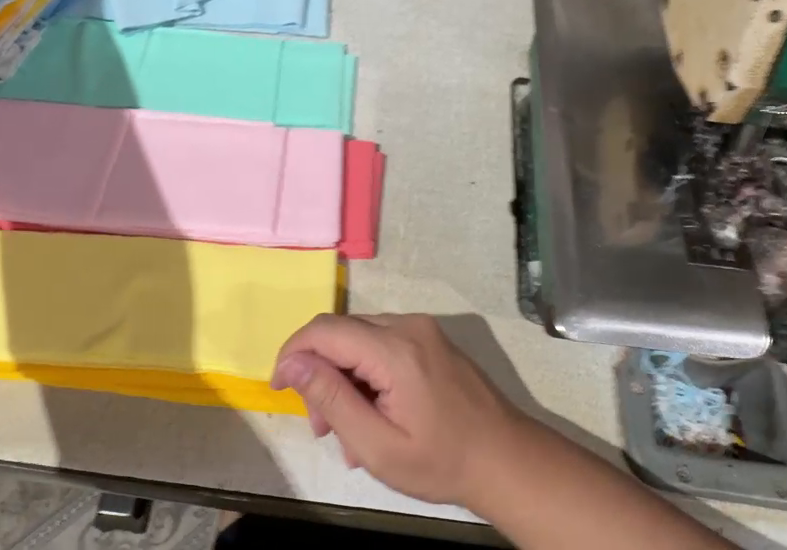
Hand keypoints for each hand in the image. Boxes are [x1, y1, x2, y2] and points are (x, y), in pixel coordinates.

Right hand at [271, 314, 535, 507]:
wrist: (507, 460)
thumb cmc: (441, 462)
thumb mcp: (377, 445)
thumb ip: (332, 399)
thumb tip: (291, 363)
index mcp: (395, 349)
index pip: (324, 330)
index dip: (292, 354)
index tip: (279, 391)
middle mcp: (407, 325)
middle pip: (340, 332)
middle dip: (319, 374)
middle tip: (321, 428)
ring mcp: (422, 329)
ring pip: (358, 338)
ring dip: (342, 377)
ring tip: (348, 433)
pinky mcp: (429, 339)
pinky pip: (381, 344)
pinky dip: (365, 373)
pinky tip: (372, 414)